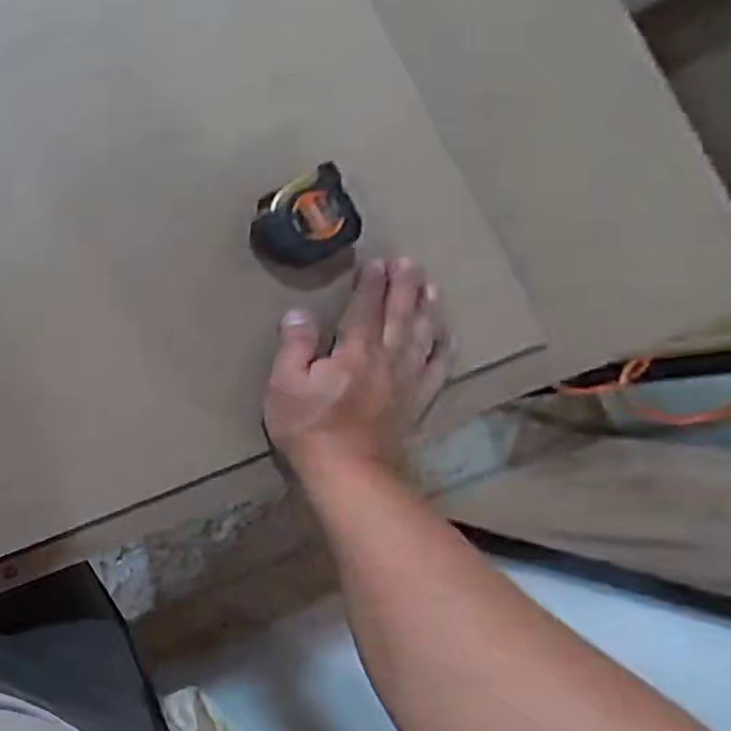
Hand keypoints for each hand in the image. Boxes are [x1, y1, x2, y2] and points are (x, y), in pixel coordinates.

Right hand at [264, 258, 453, 475]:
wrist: (347, 468)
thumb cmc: (306, 425)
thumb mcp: (283, 384)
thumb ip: (293, 347)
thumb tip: (299, 313)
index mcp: (353, 353)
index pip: (363, 311)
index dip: (369, 285)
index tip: (375, 262)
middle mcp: (387, 359)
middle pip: (399, 316)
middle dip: (403, 287)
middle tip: (408, 263)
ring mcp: (407, 380)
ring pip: (423, 335)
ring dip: (426, 308)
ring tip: (430, 286)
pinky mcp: (417, 400)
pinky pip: (437, 366)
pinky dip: (444, 346)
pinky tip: (447, 334)